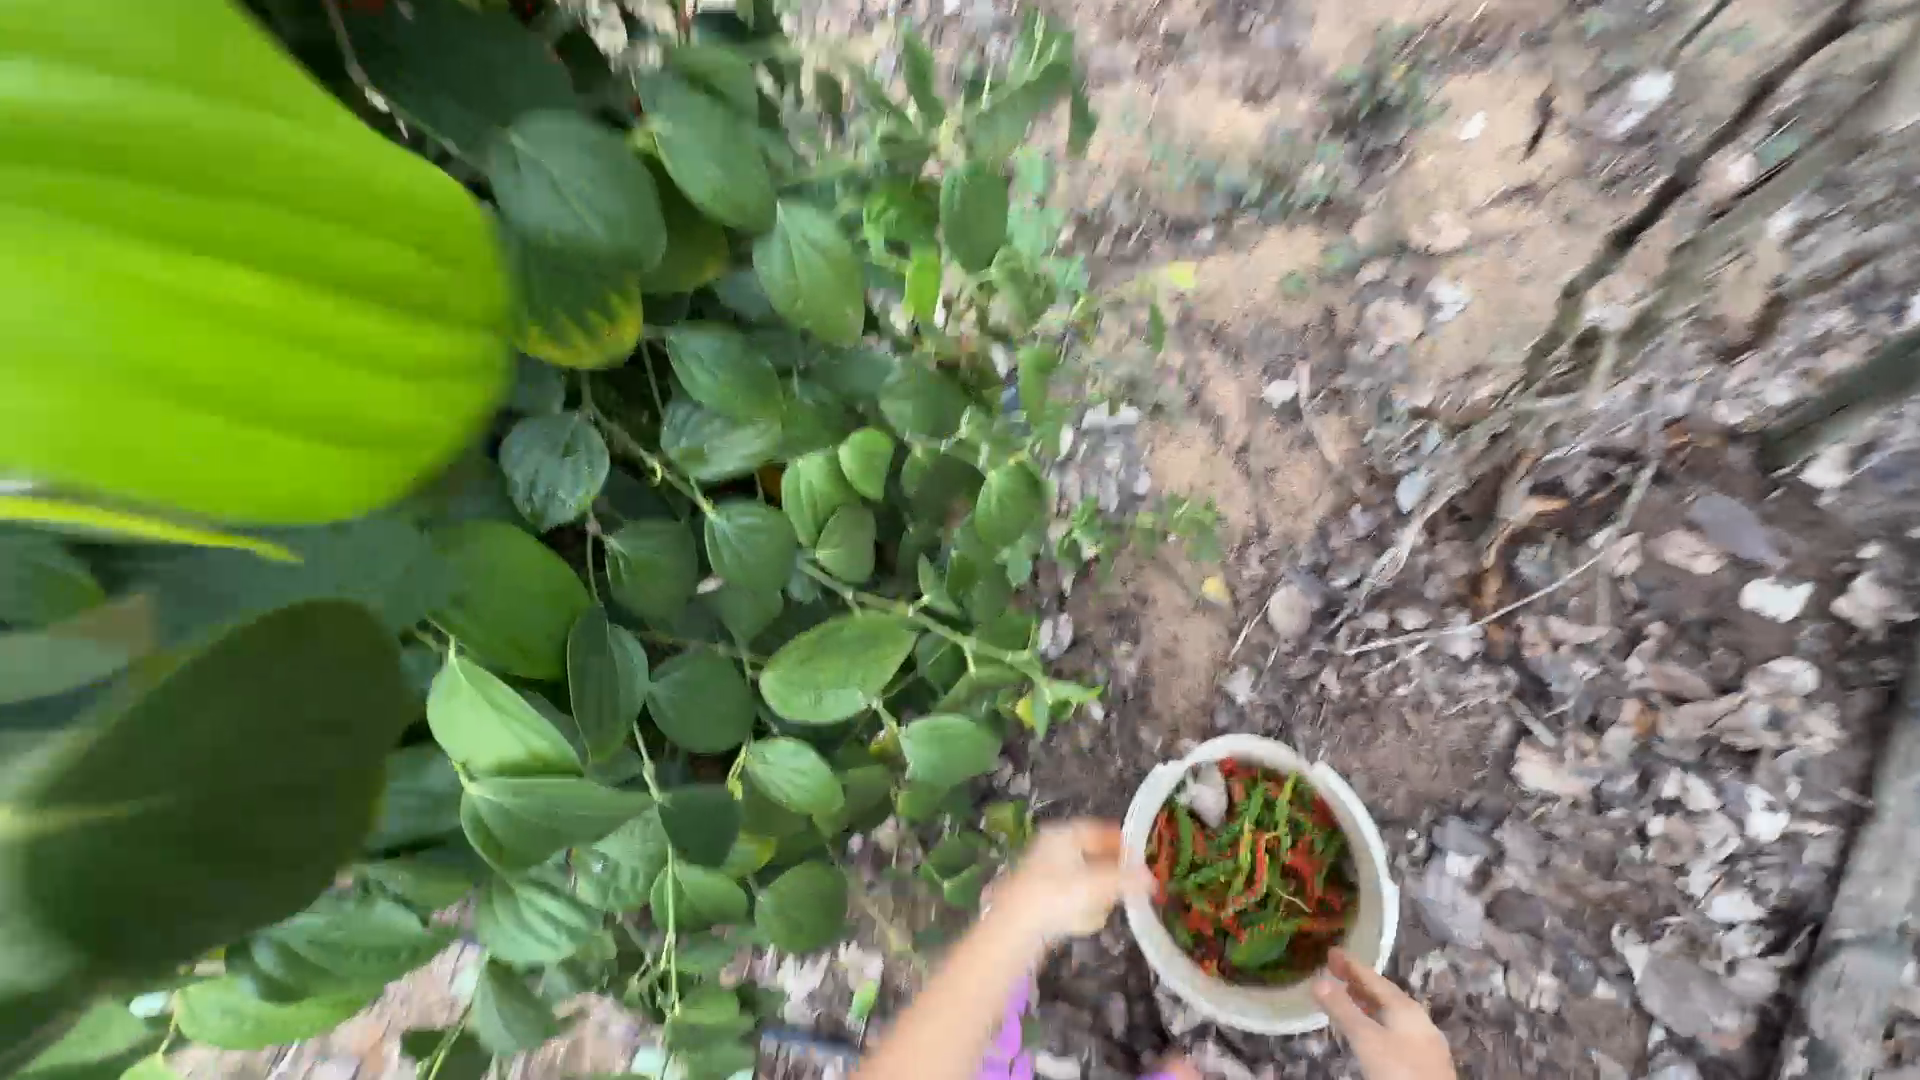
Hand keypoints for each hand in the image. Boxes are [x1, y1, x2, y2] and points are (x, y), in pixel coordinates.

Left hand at [993, 819, 1151, 939]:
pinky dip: (1077, 911)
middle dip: (1108, 877)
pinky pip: (1069, 900)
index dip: (1120, 842)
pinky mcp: (1039, 896)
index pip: (1098, 830)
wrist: (1015, 924)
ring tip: (1095, 911)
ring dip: (1094, 898)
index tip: (1137, 858)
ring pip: (1082, 881)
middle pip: (1091, 857)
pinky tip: (1076, 923)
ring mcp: (1042, 872)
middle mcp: (1051, 847)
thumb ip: (1127, 880)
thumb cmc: (1058, 894)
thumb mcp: (1098, 884)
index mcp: (1063, 834)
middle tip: (1124, 890)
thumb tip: (1152, 879)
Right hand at [1313, 948, 1455, 1079]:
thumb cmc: (1399, 1072)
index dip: (1350, 964)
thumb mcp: (1365, 1039)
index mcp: (1406, 1008)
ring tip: (1347, 998)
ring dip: (1367, 1003)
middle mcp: (1419, 1020)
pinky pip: (1396, 1031)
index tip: (1330, 951)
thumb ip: (1342, 1009)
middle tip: (1333, 972)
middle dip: (1358, 981)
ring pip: (1391, 1014)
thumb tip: (1317, 979)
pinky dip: (1376, 1022)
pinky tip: (1369, 1032)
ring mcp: (1425, 1043)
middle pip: (1384, 994)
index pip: (1373, 978)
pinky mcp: (1425, 1064)